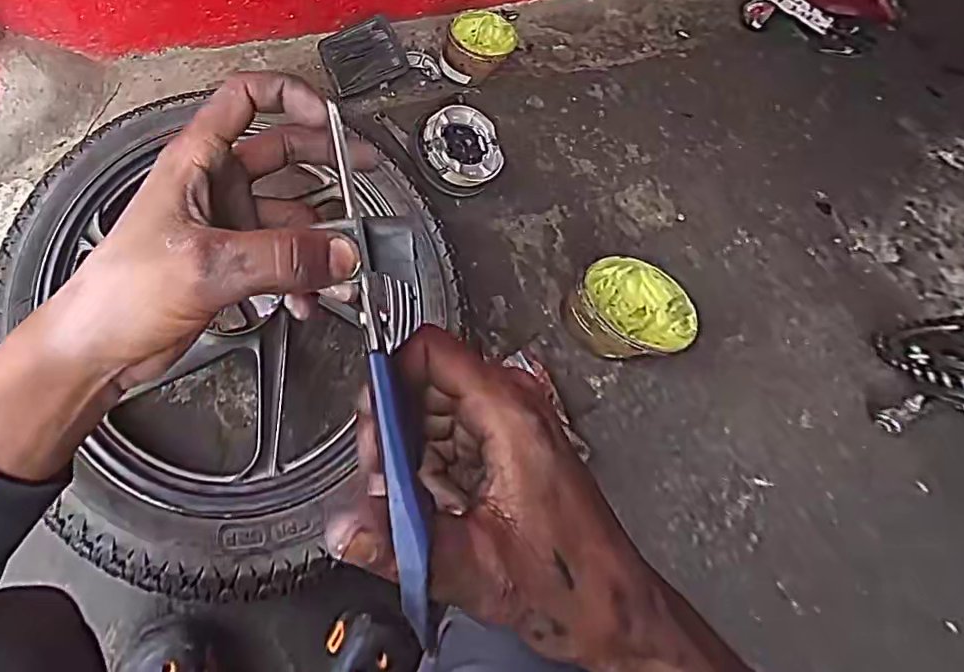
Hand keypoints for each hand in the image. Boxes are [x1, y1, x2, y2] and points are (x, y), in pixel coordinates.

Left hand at [41, 71, 374, 391]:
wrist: (98, 347)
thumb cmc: (118, 292)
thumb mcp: (205, 264)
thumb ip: (280, 257)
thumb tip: (337, 252)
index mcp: (195, 161)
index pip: (245, 98)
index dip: (289, 95)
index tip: (327, 114)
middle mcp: (213, 184)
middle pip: (281, 150)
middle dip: (325, 158)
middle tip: (361, 169)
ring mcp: (224, 222)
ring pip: (288, 211)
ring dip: (319, 233)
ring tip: (341, 258)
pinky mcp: (230, 259)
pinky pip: (282, 254)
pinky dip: (302, 273)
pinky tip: (309, 297)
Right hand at [326, 327, 746, 671]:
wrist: (616, 613)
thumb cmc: (572, 585)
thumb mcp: (477, 567)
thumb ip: (402, 543)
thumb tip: (347, 529)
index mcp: (507, 411)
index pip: (429, 349)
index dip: (390, 376)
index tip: (372, 418)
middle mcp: (508, 401)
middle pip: (421, 379)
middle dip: (392, 425)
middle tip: (383, 474)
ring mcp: (505, 417)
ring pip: (428, 404)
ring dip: (407, 446)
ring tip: (412, 495)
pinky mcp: (501, 438)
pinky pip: (444, 427)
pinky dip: (427, 458)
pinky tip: (435, 500)